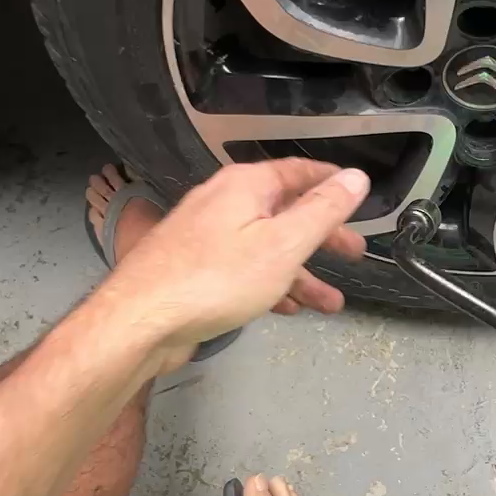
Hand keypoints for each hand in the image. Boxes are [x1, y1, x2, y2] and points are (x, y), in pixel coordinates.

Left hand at [95, 158, 369, 364]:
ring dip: (301, 273)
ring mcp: (207, 237)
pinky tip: (287, 308)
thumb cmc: (216, 278)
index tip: (358, 194)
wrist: (137, 322)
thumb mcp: (284, 244)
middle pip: (285, 211)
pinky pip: (244, 269)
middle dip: (323, 235)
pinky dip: (270, 284)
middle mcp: (225, 202)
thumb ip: (323, 210)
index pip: (300, 172)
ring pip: (267, 247)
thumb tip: (356, 177)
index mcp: (247, 186)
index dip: (332, 183)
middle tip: (354, 253)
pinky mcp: (195, 268)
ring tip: (331, 302)